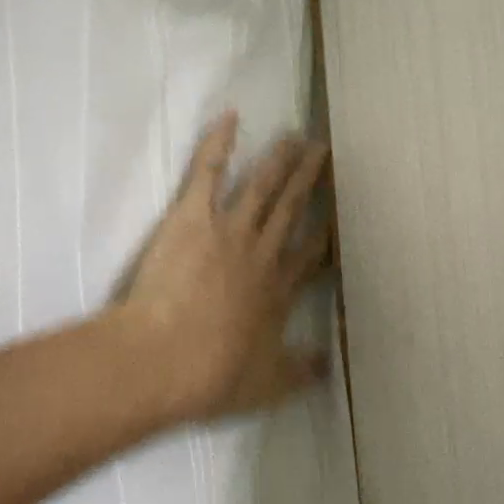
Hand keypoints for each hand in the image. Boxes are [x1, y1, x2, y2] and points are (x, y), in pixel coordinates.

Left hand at [119, 113, 334, 421]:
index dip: (326, 234)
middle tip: (324, 154)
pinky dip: (218, 143)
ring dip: (279, 161)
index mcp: (278, 292)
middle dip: (309, 182)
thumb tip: (329, 364)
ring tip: (295, 136)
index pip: (310, 256)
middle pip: (291, 211)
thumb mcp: (269, 385)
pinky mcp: (193, 218)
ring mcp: (229, 231)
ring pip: (261, 187)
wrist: (165, 360)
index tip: (339, 216)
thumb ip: (302, 373)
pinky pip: (207, 172)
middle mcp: (262, 255)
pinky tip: (229, 117)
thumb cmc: (214, 376)